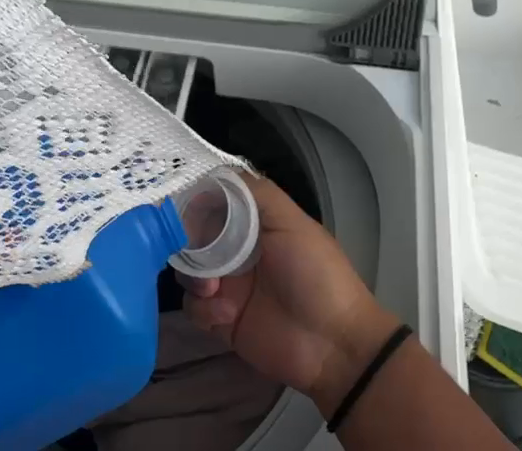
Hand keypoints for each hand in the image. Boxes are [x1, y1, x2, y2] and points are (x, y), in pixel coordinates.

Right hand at [180, 175, 402, 415]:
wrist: (334, 346)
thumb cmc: (316, 276)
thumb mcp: (293, 223)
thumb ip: (257, 194)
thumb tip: (216, 176)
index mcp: (254, 225)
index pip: (213, 204)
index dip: (197, 206)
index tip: (187, 214)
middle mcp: (237, 252)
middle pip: (194, 237)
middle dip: (190, 245)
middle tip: (202, 259)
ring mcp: (228, 286)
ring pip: (188, 271)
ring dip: (194, 278)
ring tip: (214, 290)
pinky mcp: (221, 320)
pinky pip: (194, 308)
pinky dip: (203, 309)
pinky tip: (226, 315)